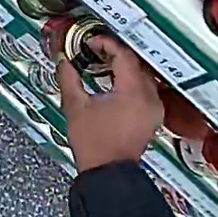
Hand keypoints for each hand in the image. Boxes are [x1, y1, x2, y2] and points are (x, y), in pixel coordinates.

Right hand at [58, 34, 163, 170]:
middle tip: (96, 50)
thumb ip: (68, 78)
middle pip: (136, 62)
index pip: (124, 55)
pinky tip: (113, 83)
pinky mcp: (151, 117)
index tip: (92, 43)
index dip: (106, 44)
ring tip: (102, 64)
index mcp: (133, 92)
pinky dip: (130, 81)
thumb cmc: (94, 145)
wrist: (107, 173)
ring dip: (124, 66)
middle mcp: (148, 98)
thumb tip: (64, 62)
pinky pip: (145, 89)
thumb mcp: (75, 106)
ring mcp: (153, 109)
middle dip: (115, 53)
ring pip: (142, 74)